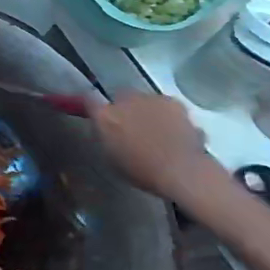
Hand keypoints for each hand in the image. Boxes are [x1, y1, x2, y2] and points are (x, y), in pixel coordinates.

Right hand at [91, 93, 219, 199]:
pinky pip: (164, 106)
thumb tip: (105, 128)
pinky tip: (174, 133)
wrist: (181, 170)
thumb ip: (105, 136)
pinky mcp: (174, 102)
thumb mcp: (112, 157)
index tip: (90, 110)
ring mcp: (151, 98)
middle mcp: (125, 100)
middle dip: (122, 109)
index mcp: (105, 116)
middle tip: (130, 128)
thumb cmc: (141, 171)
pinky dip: (166, 115)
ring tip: (156, 133)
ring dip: (145, 111)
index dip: (88, 103)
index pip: (88, 100)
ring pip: (143, 101)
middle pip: (119, 98)